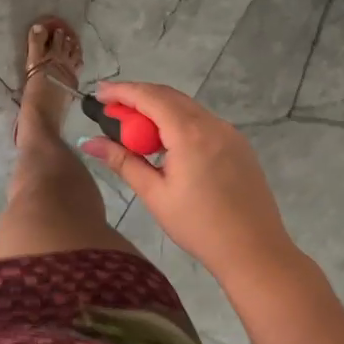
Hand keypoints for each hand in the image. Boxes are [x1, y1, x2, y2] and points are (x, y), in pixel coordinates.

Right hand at [79, 81, 296, 284]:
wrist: (256, 252)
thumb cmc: (199, 226)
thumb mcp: (154, 194)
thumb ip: (122, 161)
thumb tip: (88, 142)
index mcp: (190, 134)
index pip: (150, 97)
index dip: (122, 91)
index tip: (99, 94)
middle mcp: (213, 125)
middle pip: (169, 96)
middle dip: (138, 97)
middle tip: (111, 111)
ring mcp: (230, 134)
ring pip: (187, 107)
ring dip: (158, 109)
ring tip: (135, 130)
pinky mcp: (239, 146)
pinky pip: (202, 121)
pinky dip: (178, 122)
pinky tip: (166, 144)